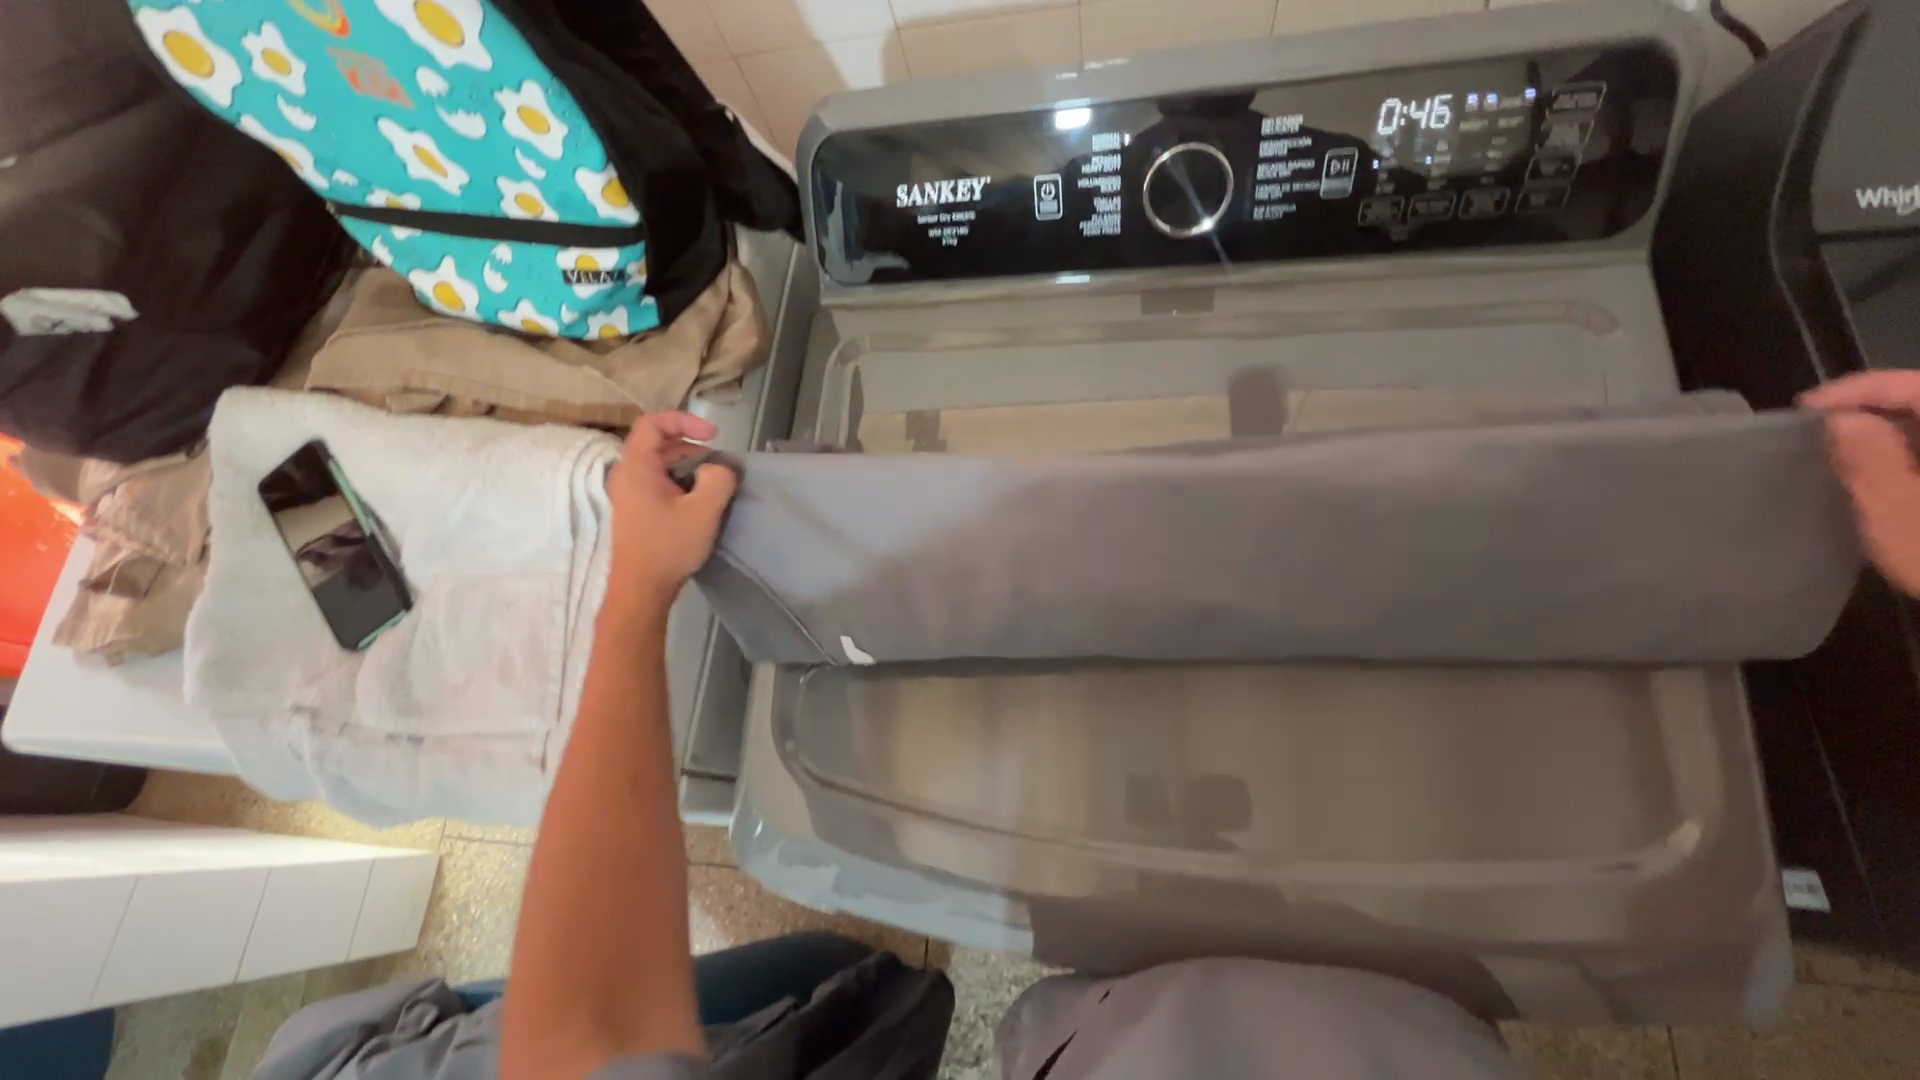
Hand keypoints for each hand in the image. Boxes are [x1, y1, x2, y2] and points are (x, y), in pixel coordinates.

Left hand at [603, 411, 738, 614]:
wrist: (641, 590)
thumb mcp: (703, 511)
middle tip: (719, 467)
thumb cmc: (668, 547)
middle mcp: (628, 475)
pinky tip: (700, 503)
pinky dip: (682, 483)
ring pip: (662, 464)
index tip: (712, 435)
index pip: (653, 423)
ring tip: (714, 487)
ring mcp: (631, 493)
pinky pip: (660, 482)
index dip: (684, 420)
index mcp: (636, 467)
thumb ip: (718, 479)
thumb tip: (720, 467)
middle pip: (660, 443)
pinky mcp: (638, 509)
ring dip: (690, 468)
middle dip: (693, 448)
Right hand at [1801, 372, 1919, 595]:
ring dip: (1895, 428)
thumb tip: (1838, 417)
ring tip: (1845, 444)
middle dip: (1877, 405)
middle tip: (1820, 426)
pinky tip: (1889, 471)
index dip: (1862, 389)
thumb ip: (1870, 460)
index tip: (1807, 409)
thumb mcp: (1902, 515)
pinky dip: (1914, 451)